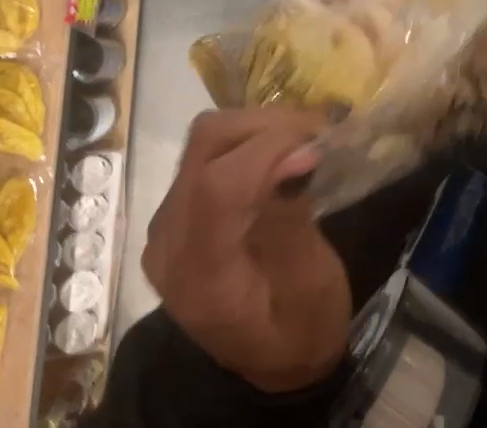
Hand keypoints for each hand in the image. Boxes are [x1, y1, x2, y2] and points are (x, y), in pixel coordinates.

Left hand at [142, 108, 350, 392]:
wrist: (271, 361)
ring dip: (259, 127)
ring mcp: (167, 224)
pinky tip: (280, 156)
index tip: (319, 141)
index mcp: (203, 274)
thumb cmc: (301, 329)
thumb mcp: (312, 287)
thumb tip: (298, 154)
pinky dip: (248, 141)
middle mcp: (169, 242)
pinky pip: (206, 154)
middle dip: (267, 125)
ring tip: (303, 141)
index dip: (271, 147)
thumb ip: (293, 222)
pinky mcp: (176, 213)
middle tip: (318, 133)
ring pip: (204, 139)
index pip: (219, 185)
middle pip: (205, 145)